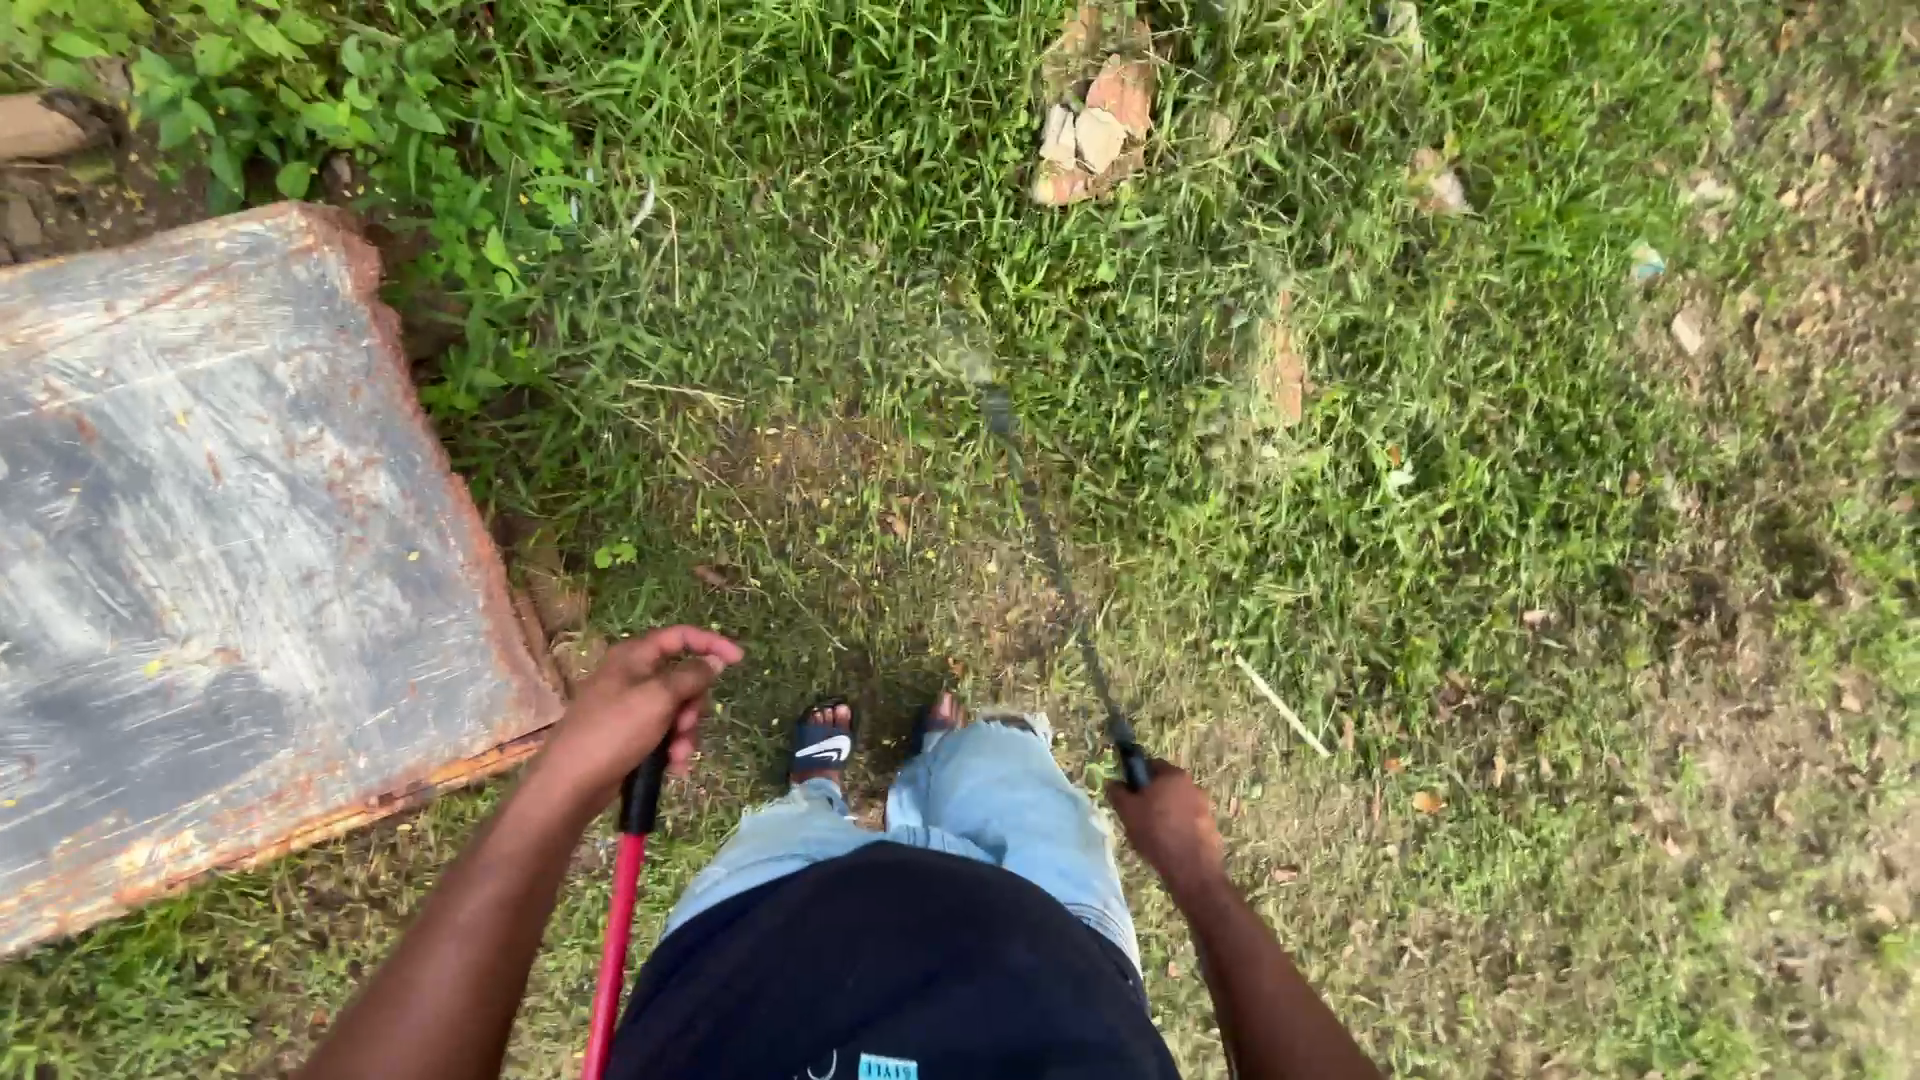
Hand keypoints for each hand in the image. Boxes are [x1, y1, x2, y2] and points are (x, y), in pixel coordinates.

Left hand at [528, 626, 743, 804]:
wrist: (569, 785)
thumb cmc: (614, 732)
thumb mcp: (660, 698)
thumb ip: (693, 675)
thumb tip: (715, 660)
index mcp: (634, 656)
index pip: (681, 636)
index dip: (712, 643)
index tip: (738, 660)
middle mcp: (632, 675)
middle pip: (683, 677)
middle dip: (694, 704)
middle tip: (687, 724)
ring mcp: (629, 704)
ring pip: (677, 707)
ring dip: (685, 731)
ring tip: (677, 755)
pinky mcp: (629, 732)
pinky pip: (664, 730)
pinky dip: (672, 745)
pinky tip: (672, 766)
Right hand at [1106, 759, 1227, 903]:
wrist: (1191, 869)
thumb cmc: (1156, 831)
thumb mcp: (1127, 811)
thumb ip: (1118, 793)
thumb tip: (1113, 783)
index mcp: (1173, 775)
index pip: (1152, 765)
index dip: (1138, 778)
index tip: (1131, 795)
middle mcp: (1192, 785)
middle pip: (1167, 785)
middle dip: (1154, 797)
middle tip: (1139, 816)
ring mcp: (1205, 807)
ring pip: (1179, 804)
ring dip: (1168, 813)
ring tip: (1154, 835)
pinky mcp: (1211, 827)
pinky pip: (1189, 822)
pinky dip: (1180, 828)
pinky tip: (1170, 845)